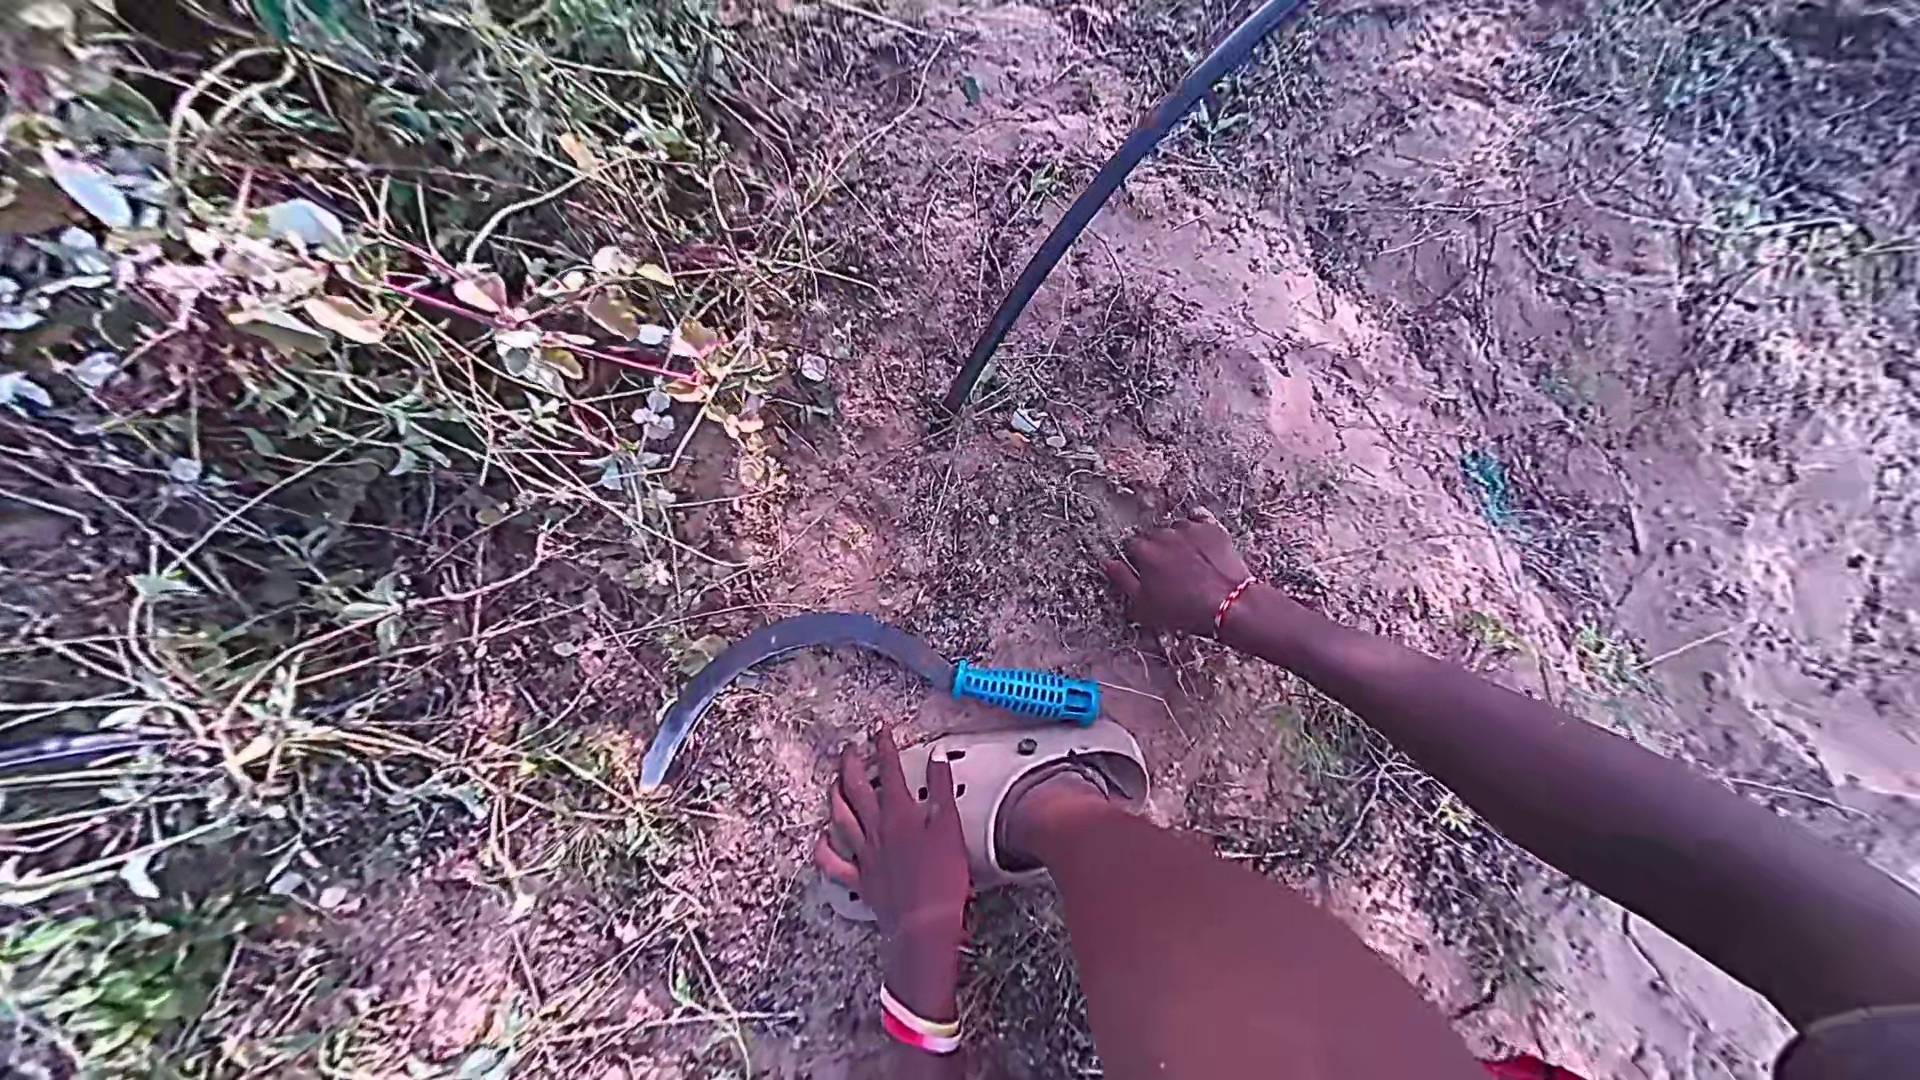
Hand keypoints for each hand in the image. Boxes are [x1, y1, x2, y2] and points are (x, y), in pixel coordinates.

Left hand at [815, 729, 969, 1016]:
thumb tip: (937, 756)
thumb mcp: (949, 826)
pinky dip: (824, 848)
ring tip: (834, 782)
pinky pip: (833, 862)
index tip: (880, 728)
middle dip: (851, 765)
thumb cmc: (942, 877)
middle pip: (857, 789)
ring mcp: (865, 854)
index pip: (890, 770)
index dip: (884, 746)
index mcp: (899, 813)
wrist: (924, 926)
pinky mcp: (861, 879)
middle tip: (849, 748)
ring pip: (841, 818)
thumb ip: (942, 789)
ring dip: (836, 796)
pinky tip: (822, 838)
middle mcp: (876, 829)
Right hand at [1102, 509, 1253, 635]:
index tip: (1146, 571)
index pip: (1131, 545)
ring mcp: (1189, 529)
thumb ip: (1122, 579)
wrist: (1229, 606)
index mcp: (1144, 551)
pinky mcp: (1212, 529)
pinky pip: (1198, 519)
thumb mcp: (1143, 604)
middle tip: (1167, 569)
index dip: (1137, 560)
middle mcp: (1163, 535)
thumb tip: (1106, 561)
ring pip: (1174, 528)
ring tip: (1187, 560)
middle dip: (1156, 548)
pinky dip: (1195, 528)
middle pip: (1152, 535)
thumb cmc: (1184, 610)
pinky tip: (1199, 543)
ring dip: (1176, 539)